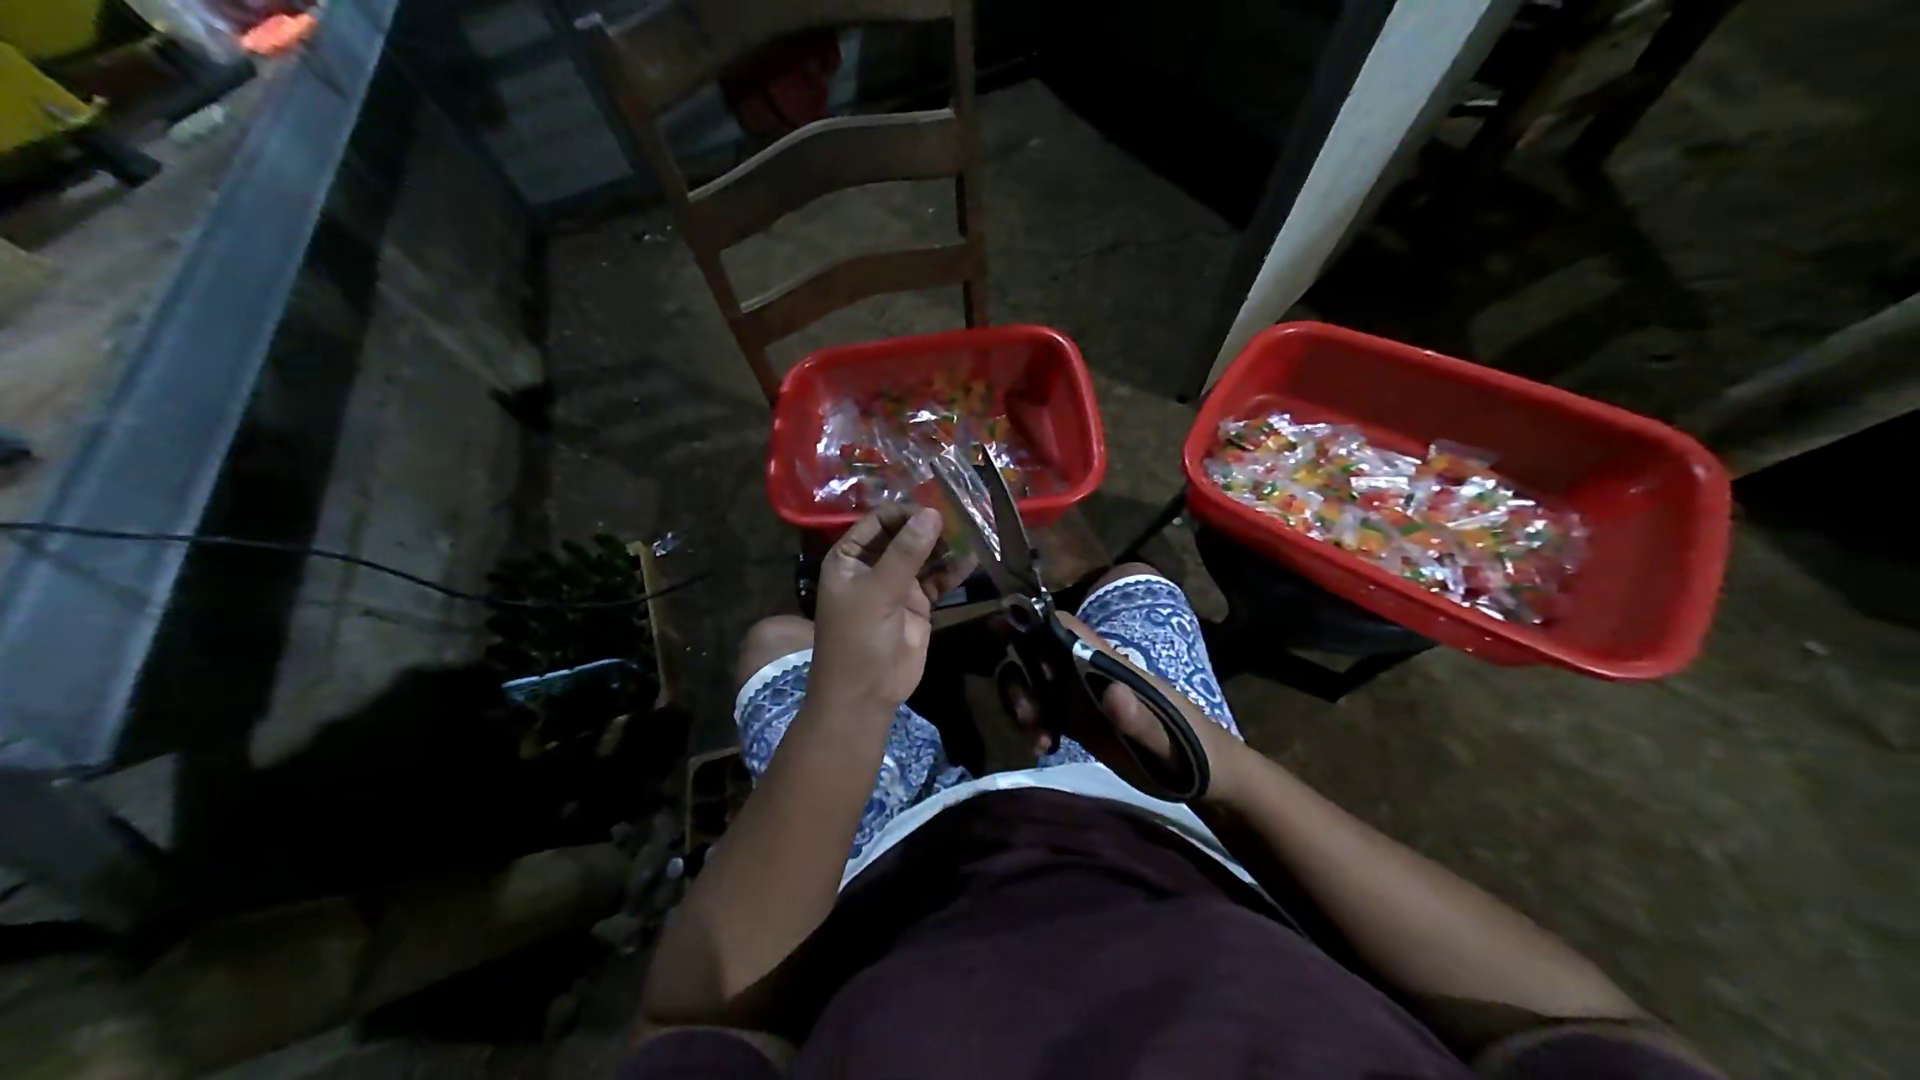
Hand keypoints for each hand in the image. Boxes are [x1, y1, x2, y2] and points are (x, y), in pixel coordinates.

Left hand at [811, 505, 974, 714]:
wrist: (865, 694)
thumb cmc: (858, 639)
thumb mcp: (878, 591)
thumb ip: (906, 553)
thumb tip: (932, 513)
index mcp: (849, 557)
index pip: (879, 521)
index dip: (906, 513)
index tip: (936, 509)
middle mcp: (872, 565)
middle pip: (904, 535)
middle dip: (930, 527)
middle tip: (961, 518)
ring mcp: (896, 584)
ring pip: (924, 555)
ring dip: (945, 546)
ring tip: (971, 535)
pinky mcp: (917, 603)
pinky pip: (937, 579)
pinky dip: (953, 570)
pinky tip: (972, 559)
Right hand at [1000, 612, 1249, 800]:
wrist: (1204, 779)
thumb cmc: (1193, 751)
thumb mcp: (1171, 740)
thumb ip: (1142, 719)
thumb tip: (1112, 691)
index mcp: (1110, 663)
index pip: (1066, 626)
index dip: (1033, 621)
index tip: (1003, 628)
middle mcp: (1088, 672)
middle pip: (1036, 653)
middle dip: (1019, 676)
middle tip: (1026, 713)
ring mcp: (1080, 696)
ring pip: (1032, 681)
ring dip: (1021, 702)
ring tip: (1037, 737)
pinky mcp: (1077, 721)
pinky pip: (1040, 710)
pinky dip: (1031, 724)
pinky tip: (1044, 747)